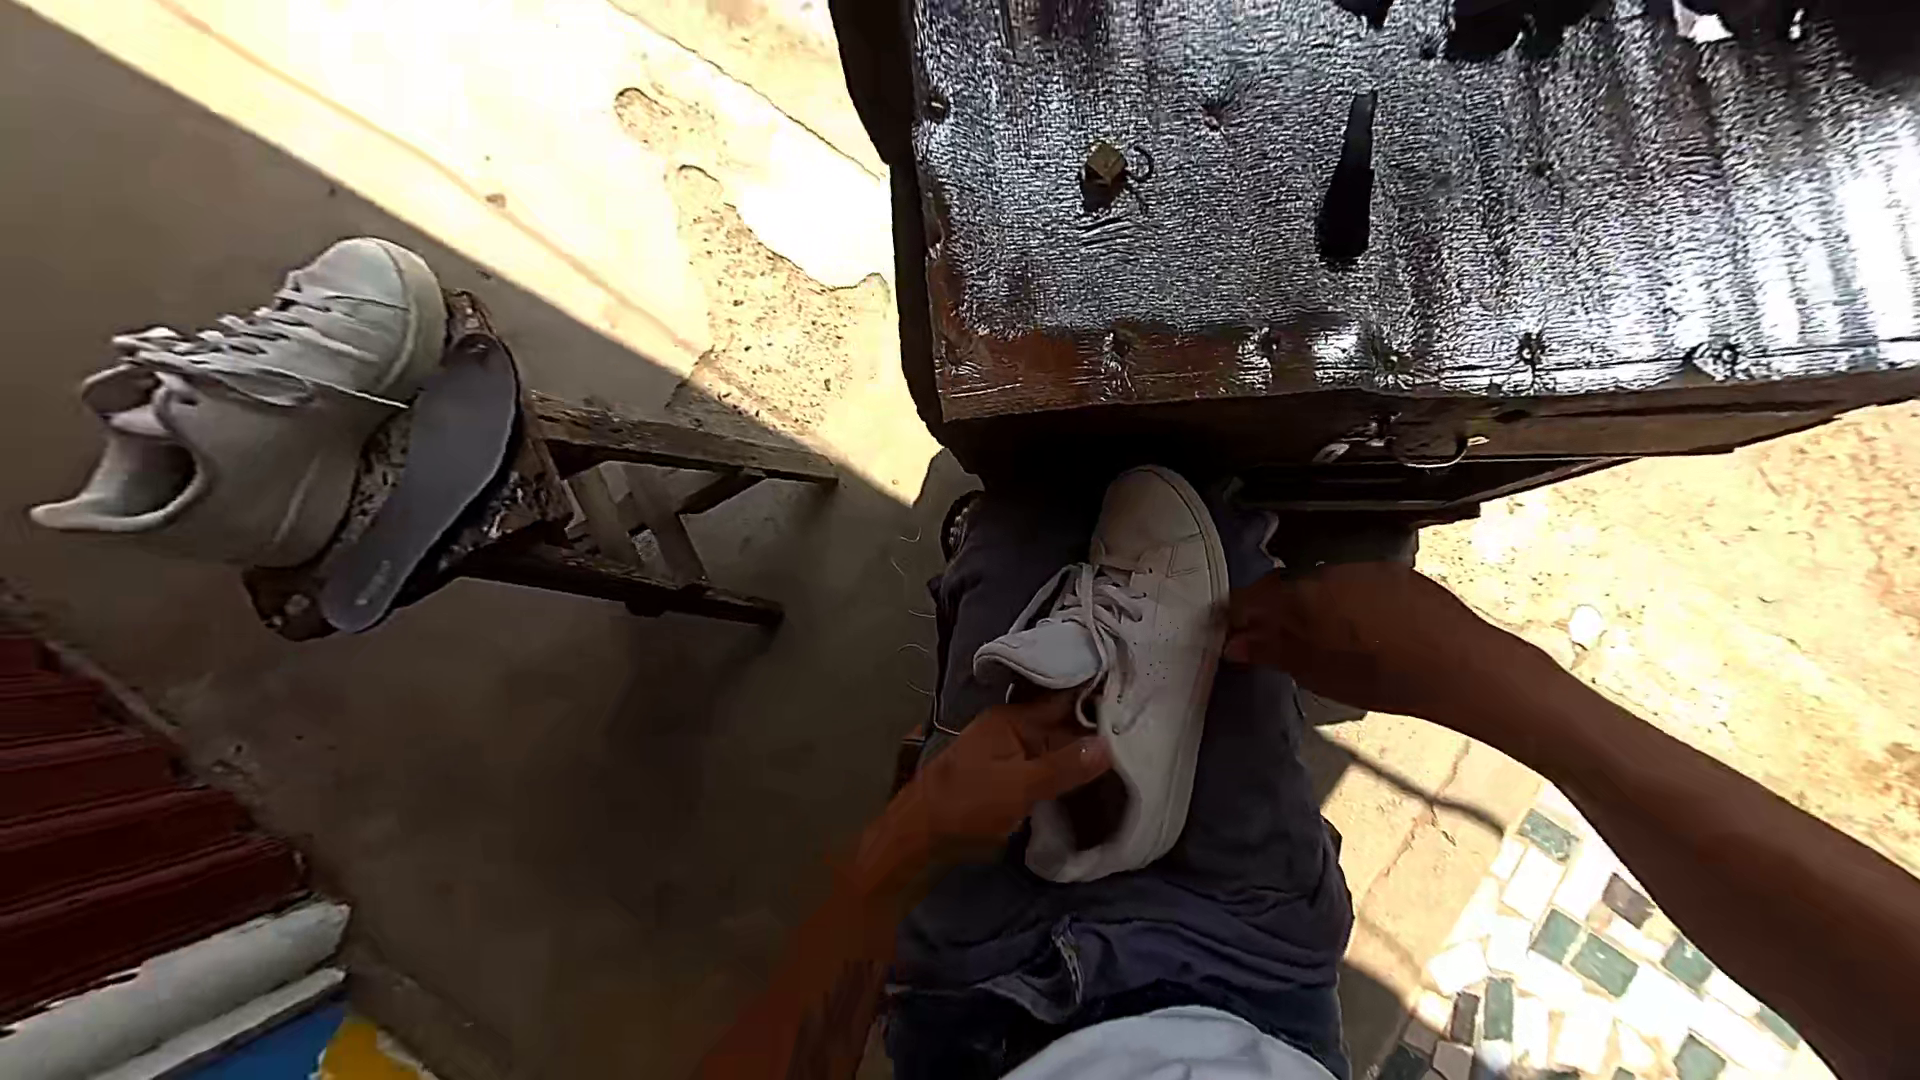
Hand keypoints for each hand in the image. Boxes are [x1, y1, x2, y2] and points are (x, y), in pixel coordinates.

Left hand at [889, 693, 1112, 864]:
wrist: (920, 834)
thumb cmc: (966, 804)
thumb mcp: (1018, 787)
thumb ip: (1063, 767)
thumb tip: (1108, 744)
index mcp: (1012, 720)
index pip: (1062, 701)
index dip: (1095, 700)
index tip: (1133, 699)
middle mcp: (1011, 728)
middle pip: (1060, 724)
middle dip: (1094, 729)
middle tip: (1141, 731)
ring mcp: (1008, 751)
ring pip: (1053, 745)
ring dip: (1081, 751)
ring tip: (1128, 751)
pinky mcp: (1007, 774)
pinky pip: (1043, 763)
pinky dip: (1064, 768)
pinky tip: (1090, 776)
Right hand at [1224, 561, 1542, 722]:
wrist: (1468, 668)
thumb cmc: (1386, 677)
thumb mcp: (1319, 673)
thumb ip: (1271, 652)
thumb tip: (1234, 644)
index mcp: (1303, 594)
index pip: (1250, 597)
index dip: (1238, 616)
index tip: (1236, 634)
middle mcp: (1327, 571)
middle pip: (1283, 587)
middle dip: (1274, 611)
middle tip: (1276, 640)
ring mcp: (1363, 568)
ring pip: (1317, 582)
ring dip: (1308, 604)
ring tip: (1321, 636)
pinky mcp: (1393, 572)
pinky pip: (1350, 581)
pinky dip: (1341, 600)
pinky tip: (1359, 627)